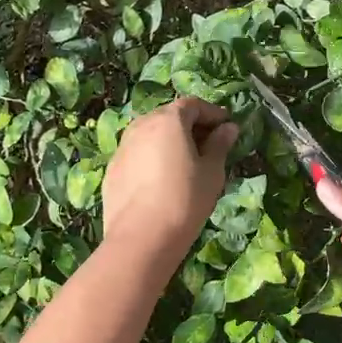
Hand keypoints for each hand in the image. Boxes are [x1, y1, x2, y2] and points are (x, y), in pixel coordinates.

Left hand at [103, 97, 238, 262]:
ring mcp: (122, 147)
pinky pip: (137, 154)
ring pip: (150, 134)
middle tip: (208, 144)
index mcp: (168, 120)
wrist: (141, 238)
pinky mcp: (112, 169)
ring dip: (169, 140)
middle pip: (169, 116)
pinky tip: (161, 180)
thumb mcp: (212, 172)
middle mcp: (141, 125)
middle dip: (190, 125)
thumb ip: (220, 145)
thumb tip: (228, 128)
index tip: (226, 126)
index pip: (192, 104)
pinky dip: (152, 157)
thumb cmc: (185, 199)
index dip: (212, 113)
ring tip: (185, 162)